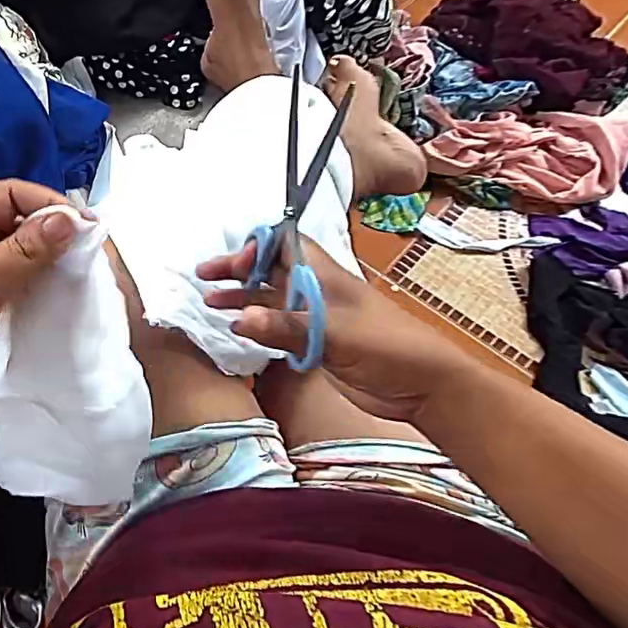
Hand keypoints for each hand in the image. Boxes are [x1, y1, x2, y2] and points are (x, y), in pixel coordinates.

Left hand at [0, 180, 81, 422]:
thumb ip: (25, 251)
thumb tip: (68, 221)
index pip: (9, 193)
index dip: (47, 203)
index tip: (83, 226)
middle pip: (17, 220)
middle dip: (52, 231)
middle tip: (87, 250)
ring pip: (21, 252)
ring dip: (49, 259)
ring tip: (79, 272)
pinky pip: (17, 280)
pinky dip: (39, 283)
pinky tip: (59, 293)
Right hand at [199, 236, 482, 421]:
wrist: (422, 384)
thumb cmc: (387, 346)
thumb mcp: (335, 334)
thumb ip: (287, 326)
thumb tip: (239, 319)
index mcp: (324, 275)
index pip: (286, 244)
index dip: (259, 245)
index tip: (234, 260)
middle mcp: (316, 291)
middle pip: (271, 269)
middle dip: (239, 269)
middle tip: (205, 275)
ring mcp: (315, 318)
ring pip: (272, 299)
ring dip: (243, 297)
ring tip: (210, 300)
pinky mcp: (316, 344)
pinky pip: (279, 328)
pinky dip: (257, 325)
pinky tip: (237, 328)